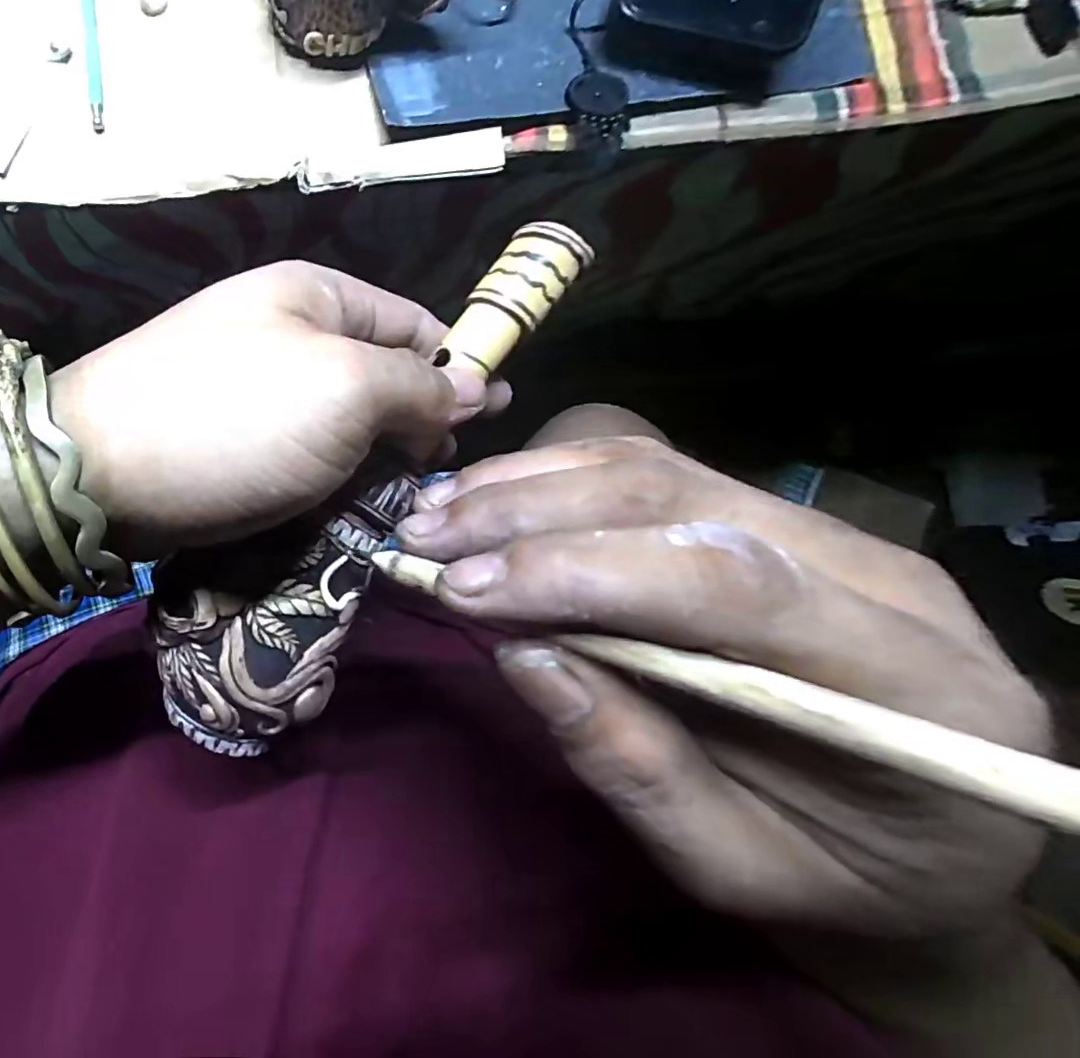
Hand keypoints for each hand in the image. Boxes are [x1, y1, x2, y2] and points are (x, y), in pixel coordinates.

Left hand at [49, 261, 505, 556]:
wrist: (97, 472)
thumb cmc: (229, 421)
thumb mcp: (343, 391)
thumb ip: (415, 387)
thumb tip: (467, 391)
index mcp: (312, 295)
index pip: (413, 324)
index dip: (455, 374)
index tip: (481, 431)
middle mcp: (277, 333)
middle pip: (372, 377)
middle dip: (406, 427)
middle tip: (428, 485)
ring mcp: (243, 389)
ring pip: (331, 425)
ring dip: (360, 464)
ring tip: (383, 505)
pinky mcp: (219, 439)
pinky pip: (288, 455)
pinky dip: (314, 481)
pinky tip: (329, 509)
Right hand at [393, 434, 1049, 939]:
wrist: (914, 828)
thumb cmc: (829, 868)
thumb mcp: (731, 863)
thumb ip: (635, 765)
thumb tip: (520, 655)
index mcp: (906, 681)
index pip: (719, 581)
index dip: (572, 572)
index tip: (459, 590)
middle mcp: (869, 572)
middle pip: (668, 498)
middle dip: (521, 514)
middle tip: (417, 542)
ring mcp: (813, 526)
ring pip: (645, 464)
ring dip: (519, 484)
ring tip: (428, 514)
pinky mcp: (754, 510)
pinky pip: (637, 464)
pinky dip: (542, 473)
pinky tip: (476, 494)